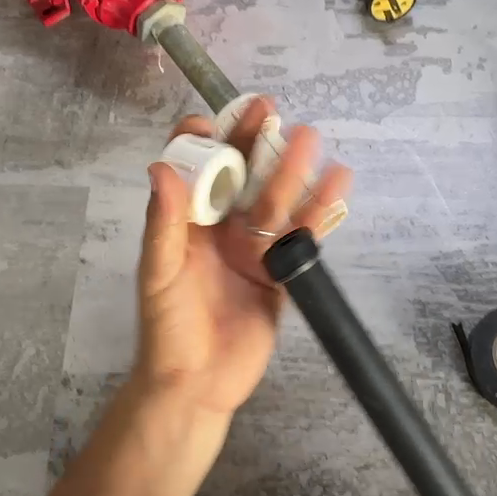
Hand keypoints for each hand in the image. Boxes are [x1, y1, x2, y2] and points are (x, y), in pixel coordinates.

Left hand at [135, 98, 351, 416]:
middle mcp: (221, 226)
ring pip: (276, 199)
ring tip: (311, 139)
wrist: (197, 386)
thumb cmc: (167, 327)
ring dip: (293, 169)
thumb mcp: (158, 272)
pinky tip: (338, 184)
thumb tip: (159, 168)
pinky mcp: (281, 269)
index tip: (215, 121)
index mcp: (187, 220)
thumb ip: (163, 223)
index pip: (194, 168)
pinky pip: (303, 234)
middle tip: (271, 109)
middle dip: (254, 141)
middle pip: (241, 174)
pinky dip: (321, 211)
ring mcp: (253, 246)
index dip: (203, 140)